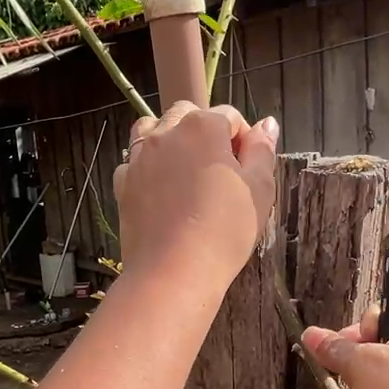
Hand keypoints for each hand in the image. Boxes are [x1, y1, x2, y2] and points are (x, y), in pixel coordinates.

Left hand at [113, 102, 277, 288]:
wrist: (173, 272)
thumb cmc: (225, 231)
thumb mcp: (259, 190)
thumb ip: (262, 150)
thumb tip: (266, 124)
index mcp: (203, 126)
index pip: (229, 116)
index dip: (243, 140)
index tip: (247, 170)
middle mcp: (166, 133)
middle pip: (188, 115)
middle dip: (205, 133)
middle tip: (219, 172)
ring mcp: (139, 157)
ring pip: (154, 131)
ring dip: (171, 141)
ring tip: (186, 173)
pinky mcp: (123, 183)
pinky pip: (135, 163)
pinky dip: (148, 168)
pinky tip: (162, 192)